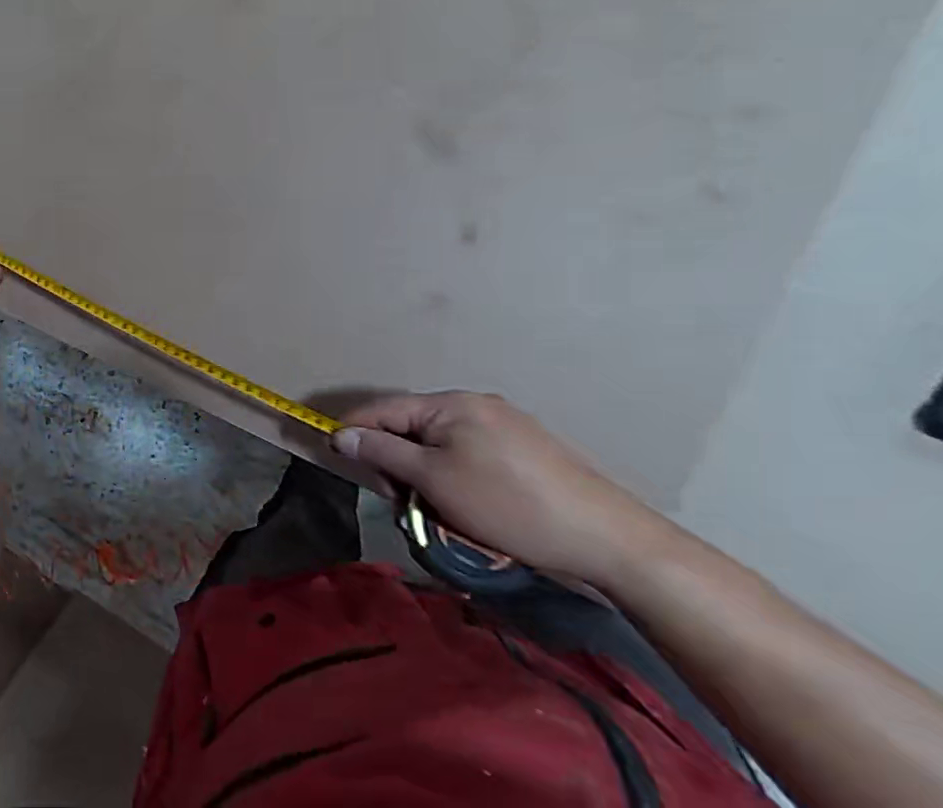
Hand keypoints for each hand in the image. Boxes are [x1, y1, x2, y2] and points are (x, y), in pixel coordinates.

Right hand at [336, 391, 676, 585]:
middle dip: (395, 462)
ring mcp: (504, 426)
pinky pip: (467, 455)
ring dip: (424, 476)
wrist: (608, 539)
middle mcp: (476, 405)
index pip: (382, 409)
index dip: (353, 432)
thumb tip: (340, 434)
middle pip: (410, 426)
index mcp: (451, 404)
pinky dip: (452, 478)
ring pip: (438, 445)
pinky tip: (466, 507)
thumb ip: (381, 452)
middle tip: (401, 501)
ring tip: (437, 512)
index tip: (334, 458)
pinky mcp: (525, 450)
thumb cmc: (507, 505)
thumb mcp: (433, 480)